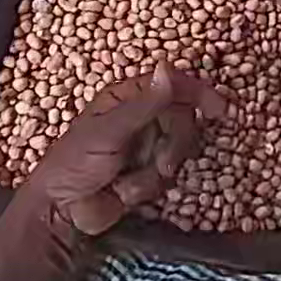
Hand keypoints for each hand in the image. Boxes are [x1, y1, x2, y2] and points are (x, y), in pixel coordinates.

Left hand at [21, 61, 225, 244]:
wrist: (61, 212)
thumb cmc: (76, 161)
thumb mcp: (111, 130)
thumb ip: (146, 103)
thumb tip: (168, 68)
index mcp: (128, 97)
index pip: (172, 85)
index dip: (198, 94)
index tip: (219, 108)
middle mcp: (140, 117)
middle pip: (182, 120)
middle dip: (175, 144)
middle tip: (163, 162)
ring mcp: (144, 145)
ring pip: (178, 150)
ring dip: (157, 171)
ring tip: (131, 182)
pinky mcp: (146, 173)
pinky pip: (166, 176)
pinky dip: (148, 187)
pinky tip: (124, 193)